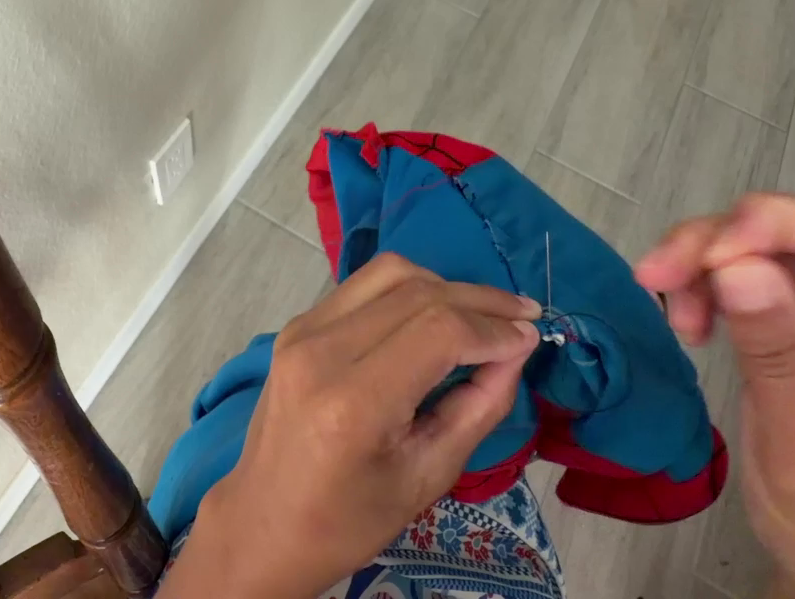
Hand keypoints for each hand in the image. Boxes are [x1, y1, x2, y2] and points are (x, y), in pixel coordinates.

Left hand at [158, 253, 540, 598]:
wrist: (264, 521)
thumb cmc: (349, 518)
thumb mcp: (427, 476)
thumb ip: (479, 406)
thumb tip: (517, 348)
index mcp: (352, 401)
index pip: (437, 330)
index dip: (492, 328)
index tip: (530, 338)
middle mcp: (321, 349)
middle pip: (417, 291)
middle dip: (479, 299)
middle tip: (524, 316)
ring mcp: (302, 329)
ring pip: (390, 273)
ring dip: (445, 284)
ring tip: (485, 313)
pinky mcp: (297, 324)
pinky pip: (365, 285)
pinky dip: (410, 290)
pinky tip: (437, 313)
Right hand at [634, 194, 794, 598]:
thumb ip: (780, 360)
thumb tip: (738, 264)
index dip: (768, 224)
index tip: (698, 259)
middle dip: (718, 244)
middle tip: (652, 279)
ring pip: (771, 258)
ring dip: (707, 267)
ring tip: (669, 314)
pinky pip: (759, 292)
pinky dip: (711, 292)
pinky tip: (689, 323)